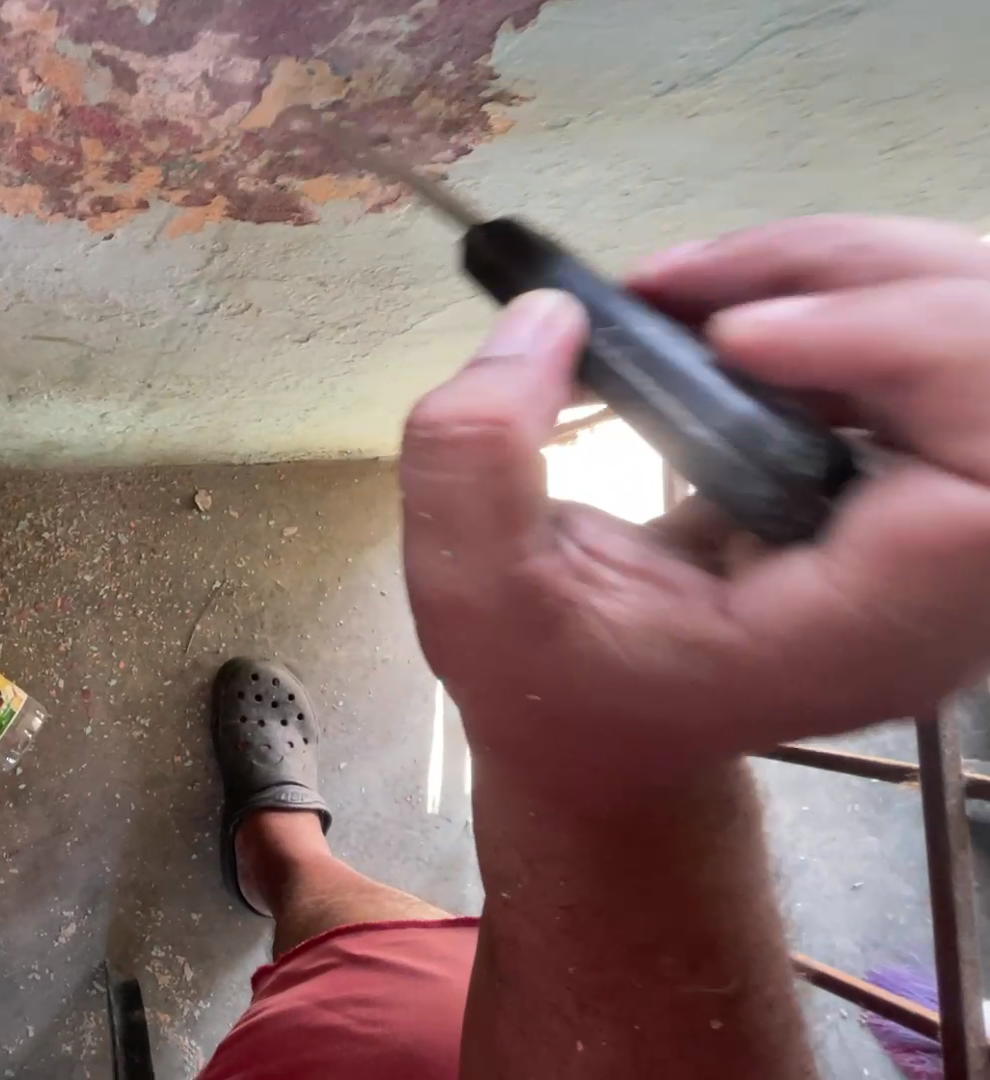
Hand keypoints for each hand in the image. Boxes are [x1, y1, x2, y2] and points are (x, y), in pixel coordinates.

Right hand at [399, 215, 989, 799]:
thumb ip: (474, 458)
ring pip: (983, 345)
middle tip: (679, 285)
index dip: (914, 353)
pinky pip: (925, 366)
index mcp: (856, 629)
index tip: (731, 334)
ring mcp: (938, 536)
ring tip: (683, 292)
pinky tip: (714, 325)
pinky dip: (829, 309)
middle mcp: (945, 581)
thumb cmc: (529, 678)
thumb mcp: (460, 582)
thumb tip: (551, 316)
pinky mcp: (897, 495)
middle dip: (860, 281)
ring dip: (841, 280)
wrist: (587, 729)